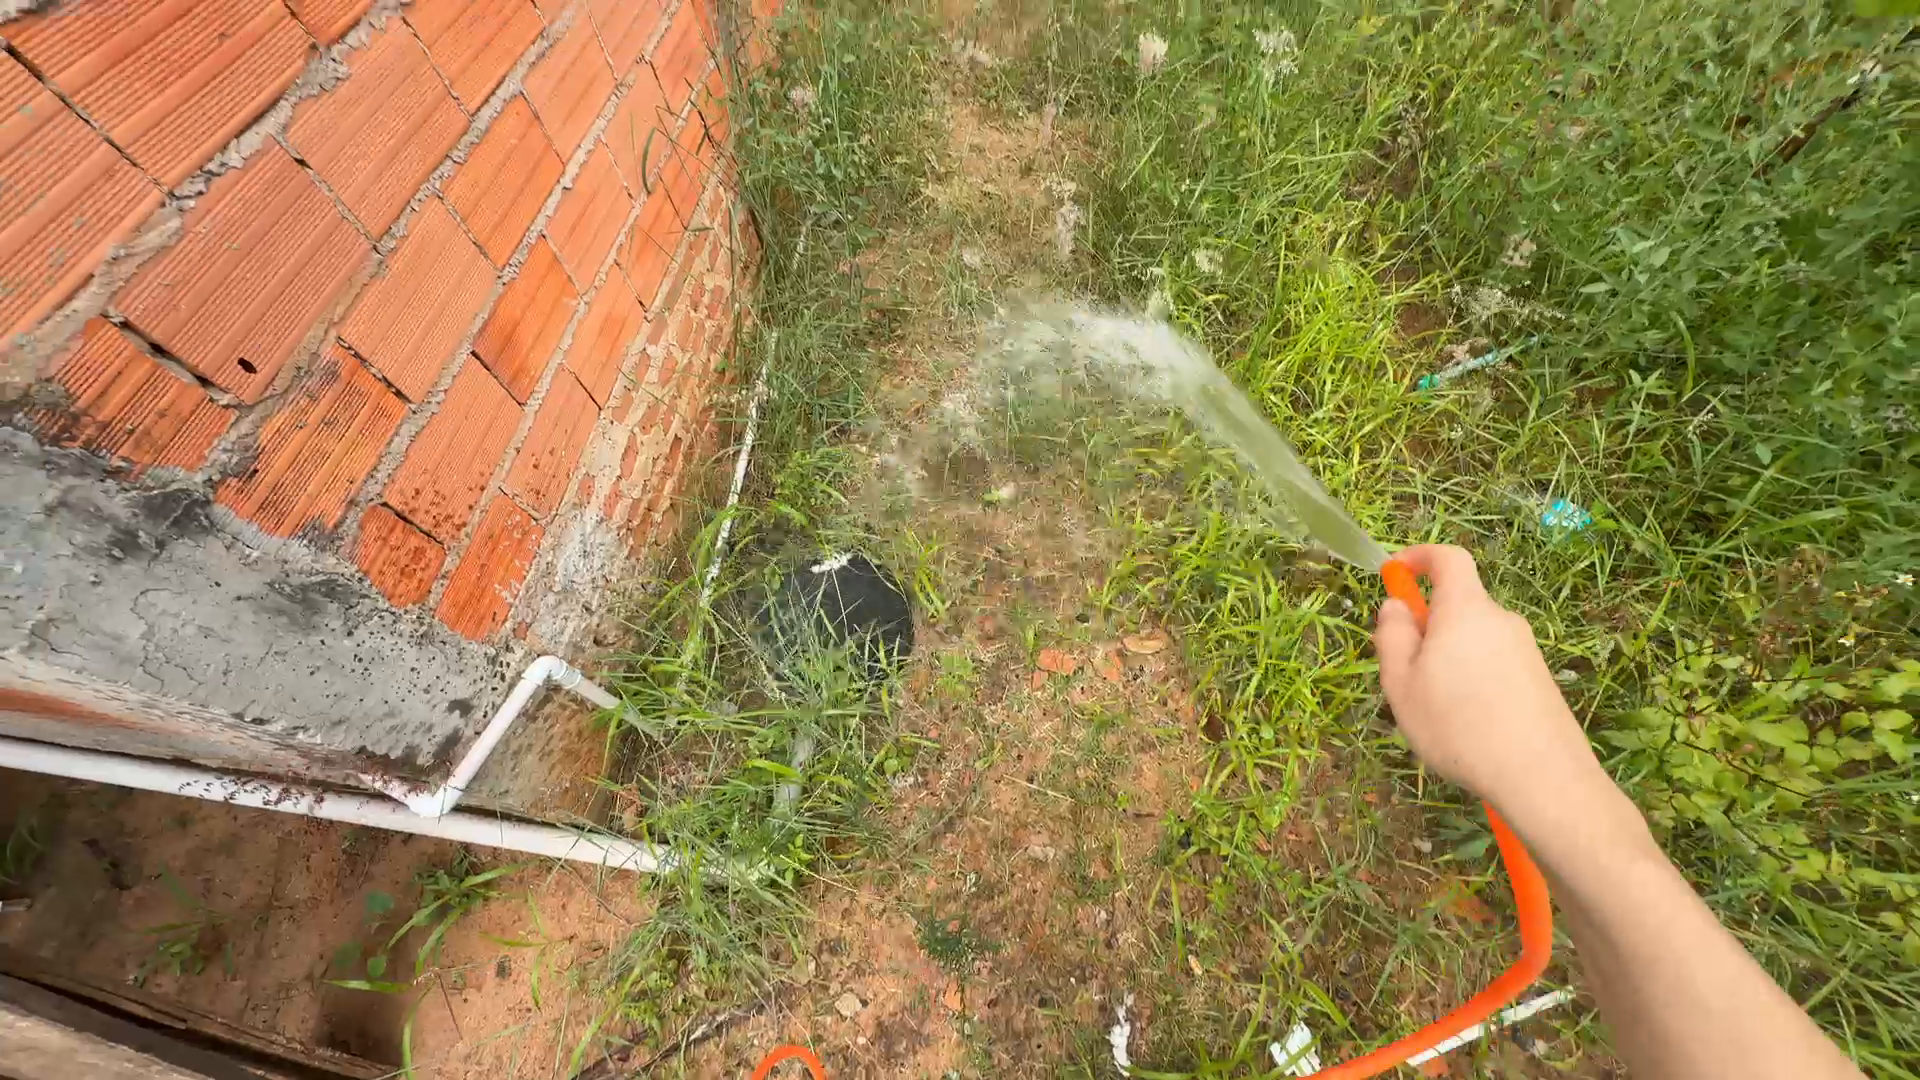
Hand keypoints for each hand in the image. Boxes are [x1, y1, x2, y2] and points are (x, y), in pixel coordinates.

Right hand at [1373, 544, 1610, 826]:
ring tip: (1432, 707)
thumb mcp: (1401, 682)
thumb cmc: (1457, 725)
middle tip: (1402, 671)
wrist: (1543, 780)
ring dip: (1445, 656)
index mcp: (1466, 612)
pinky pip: (1491, 662)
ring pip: (1471, 638)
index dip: (1419, 556)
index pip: (1449, 559)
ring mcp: (1525, 651)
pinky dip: (1468, 676)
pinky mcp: (1539, 679)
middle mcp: (1501, 621)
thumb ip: (1393, 636)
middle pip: (1457, 605)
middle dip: (1425, 626)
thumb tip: (1396, 606)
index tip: (1394, 571)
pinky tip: (1464, 722)